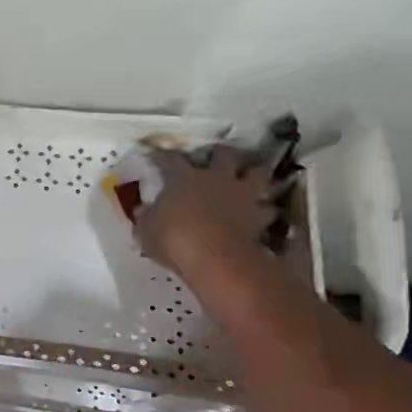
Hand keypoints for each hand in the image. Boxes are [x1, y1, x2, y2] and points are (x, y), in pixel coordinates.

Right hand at [133, 147, 278, 273]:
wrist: (213, 257)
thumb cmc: (172, 238)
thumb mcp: (145, 229)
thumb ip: (146, 216)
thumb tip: (144, 209)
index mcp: (184, 178)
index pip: (170, 160)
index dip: (162, 156)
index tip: (155, 154)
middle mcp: (217, 178)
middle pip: (224, 154)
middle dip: (220, 154)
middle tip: (215, 158)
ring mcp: (242, 195)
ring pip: (257, 174)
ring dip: (252, 175)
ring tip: (246, 181)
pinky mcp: (260, 216)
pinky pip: (267, 208)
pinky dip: (264, 210)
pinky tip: (259, 215)